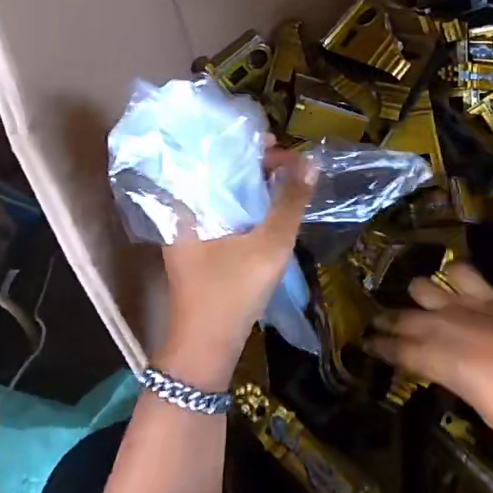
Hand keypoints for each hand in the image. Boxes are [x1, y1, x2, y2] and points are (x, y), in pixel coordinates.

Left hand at [156, 148, 315, 389]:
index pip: (213, 155)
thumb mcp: (269, 244)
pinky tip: (270, 206)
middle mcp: (182, 210)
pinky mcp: (200, 247)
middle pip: (219, 173)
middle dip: (255, 164)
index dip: (247, 145)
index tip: (278, 146)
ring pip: (224, 194)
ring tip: (285, 178)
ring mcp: (190, 231)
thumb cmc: (231, 291)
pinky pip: (225, 212)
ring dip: (253, 185)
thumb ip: (289, 202)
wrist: (205, 347)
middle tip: (290, 164)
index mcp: (187, 202)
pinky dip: (247, 205)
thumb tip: (310, 162)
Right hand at [366, 262, 492, 433]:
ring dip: (417, 293)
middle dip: (388, 321)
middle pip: (403, 319)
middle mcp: (438, 328)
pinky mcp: (487, 294)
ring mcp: (462, 306)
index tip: (367, 345)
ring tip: (417, 297)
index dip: (380, 348)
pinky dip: (455, 275)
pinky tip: (456, 279)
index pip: (396, 352)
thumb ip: (459, 383)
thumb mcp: (478, 405)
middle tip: (378, 322)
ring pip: (423, 288)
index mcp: (431, 359)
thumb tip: (459, 376)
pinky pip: (462, 273)